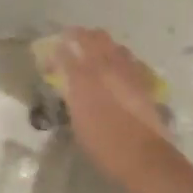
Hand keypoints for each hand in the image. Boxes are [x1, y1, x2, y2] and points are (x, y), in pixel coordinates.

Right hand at [52, 28, 178, 182]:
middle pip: (91, 37)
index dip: (55, 51)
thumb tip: (70, 85)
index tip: (49, 56)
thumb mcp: (78, 122)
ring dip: (100, 43)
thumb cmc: (104, 146)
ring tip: (93, 51)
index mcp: (83, 79)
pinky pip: (128, 58)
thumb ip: (73, 97)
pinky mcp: (143, 78)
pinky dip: (119, 56)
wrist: (143, 156)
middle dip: (79, 35)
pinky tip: (116, 66)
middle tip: (70, 41)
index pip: (64, 53)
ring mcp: (127, 70)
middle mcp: (105, 67)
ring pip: (112, 43)